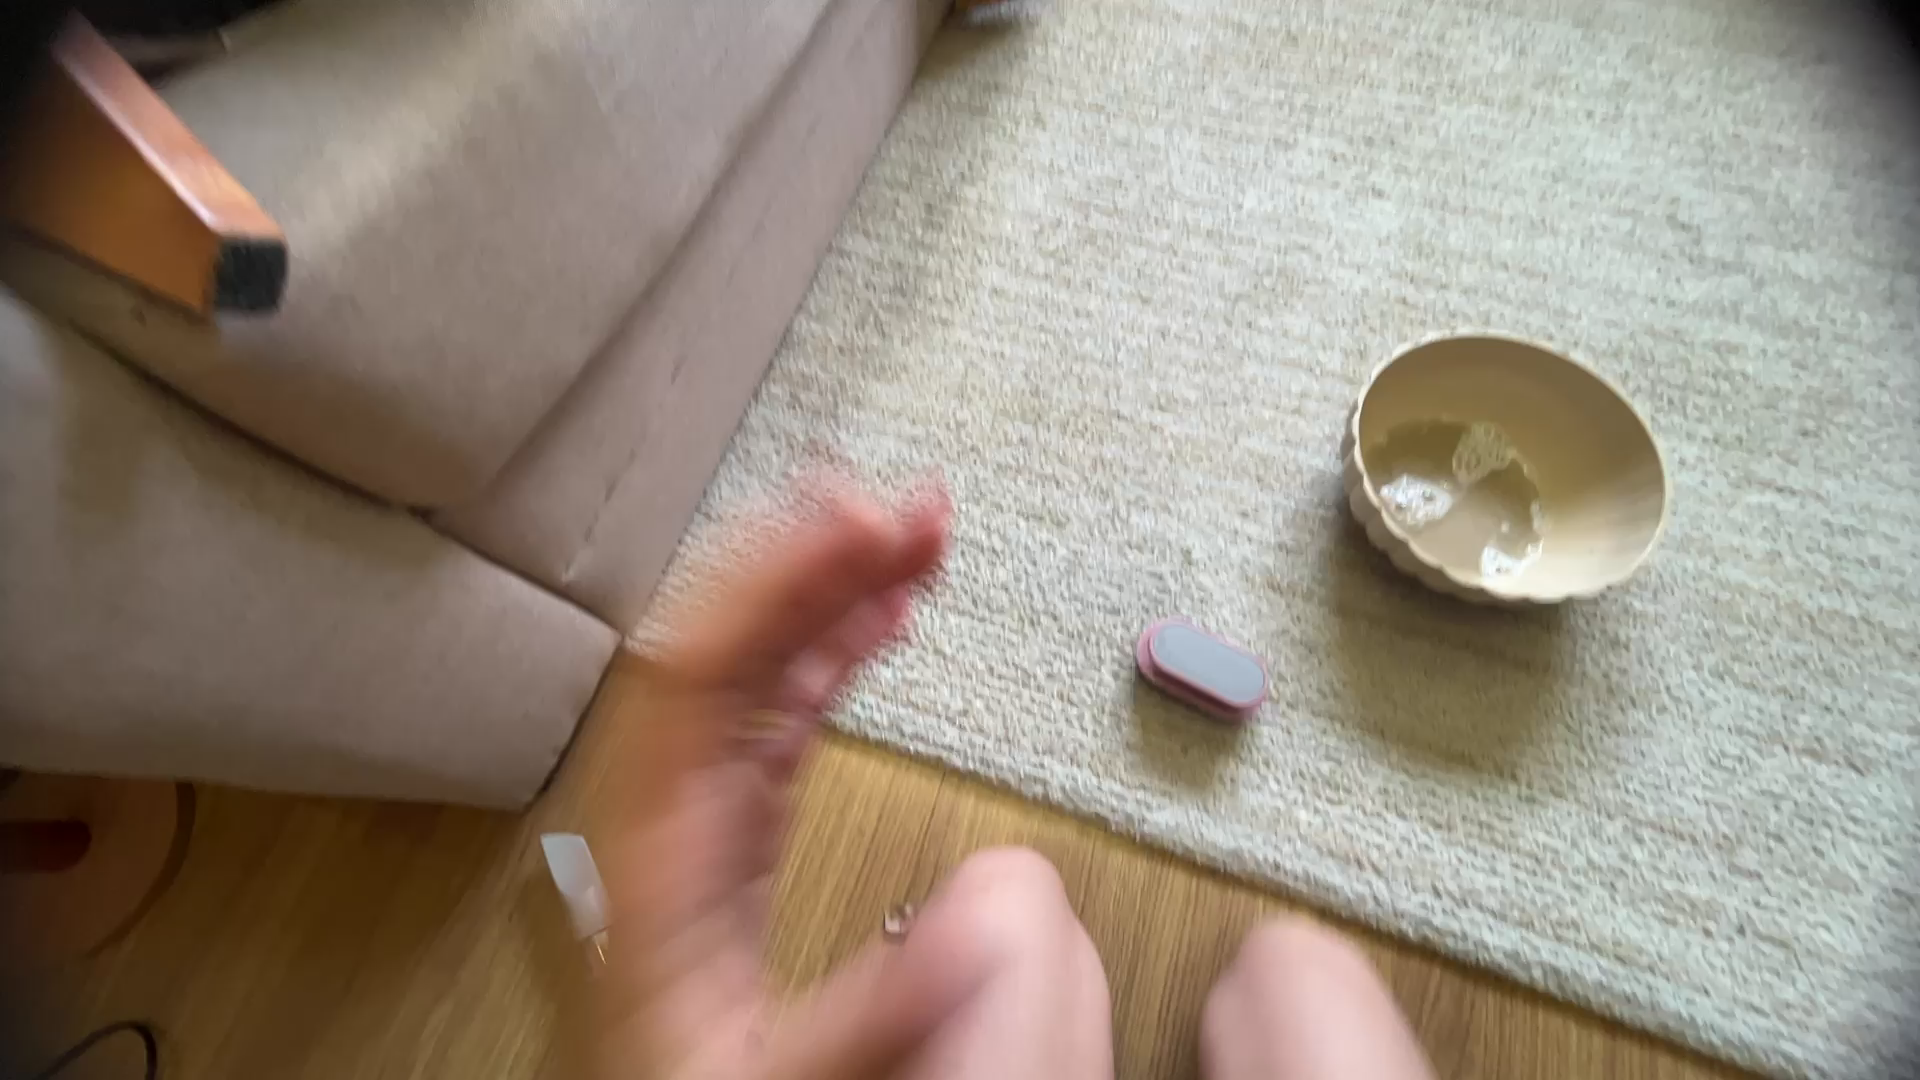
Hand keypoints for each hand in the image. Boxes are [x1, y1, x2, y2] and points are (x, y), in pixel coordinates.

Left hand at [595, 482, 961, 1079]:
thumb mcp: (778, 1068)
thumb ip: (871, 1002)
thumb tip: (984, 923)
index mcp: (663, 835)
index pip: (703, 661)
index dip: (776, 574)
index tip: (859, 524)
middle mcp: (681, 784)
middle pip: (742, 632)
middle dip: (825, 555)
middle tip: (909, 511)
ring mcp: (715, 779)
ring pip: (773, 647)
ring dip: (843, 583)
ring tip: (917, 539)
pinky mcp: (747, 790)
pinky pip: (793, 688)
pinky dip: (843, 638)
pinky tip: (888, 610)